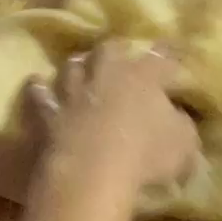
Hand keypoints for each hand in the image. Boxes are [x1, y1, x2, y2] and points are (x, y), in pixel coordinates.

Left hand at [28, 41, 199, 193]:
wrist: (91, 171)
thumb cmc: (145, 155)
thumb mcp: (184, 145)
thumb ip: (183, 128)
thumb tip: (178, 121)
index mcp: (144, 75)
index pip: (162, 58)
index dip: (169, 57)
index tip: (174, 57)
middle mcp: (106, 72)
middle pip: (111, 49)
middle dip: (118, 51)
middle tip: (122, 57)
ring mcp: (72, 89)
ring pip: (72, 65)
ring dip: (78, 66)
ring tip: (80, 68)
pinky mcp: (47, 111)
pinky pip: (39, 93)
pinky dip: (39, 89)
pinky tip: (38, 85)